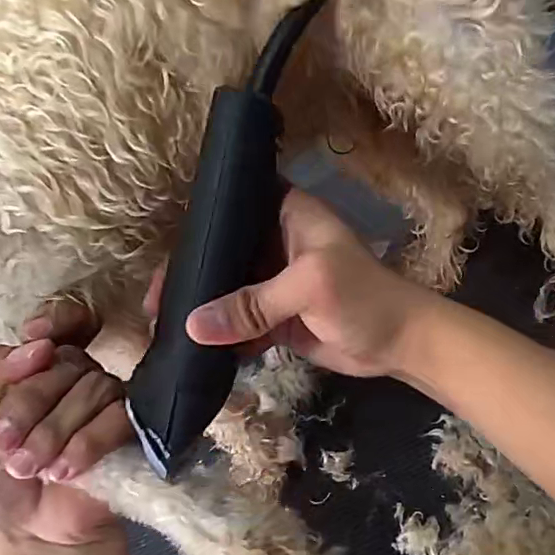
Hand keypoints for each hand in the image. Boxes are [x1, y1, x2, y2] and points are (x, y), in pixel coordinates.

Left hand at [0, 340, 131, 549]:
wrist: (21, 534)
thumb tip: (38, 346)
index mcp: (29, 368)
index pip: (56, 327)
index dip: (57, 323)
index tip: (37, 347)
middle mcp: (71, 379)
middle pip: (63, 363)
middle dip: (27, 405)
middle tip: (1, 447)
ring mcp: (105, 403)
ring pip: (93, 387)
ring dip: (53, 432)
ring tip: (28, 469)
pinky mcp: (132, 429)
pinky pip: (120, 416)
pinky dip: (88, 443)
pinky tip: (64, 471)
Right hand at [178, 189, 441, 377]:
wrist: (400, 343)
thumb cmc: (365, 298)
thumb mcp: (310, 287)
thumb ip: (253, 304)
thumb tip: (192, 326)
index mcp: (286, 215)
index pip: (231, 206)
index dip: (198, 221)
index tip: (166, 248)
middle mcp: (275, 243)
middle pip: (221, 252)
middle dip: (189, 276)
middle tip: (154, 304)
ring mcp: (274, 282)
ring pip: (227, 291)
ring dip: (202, 310)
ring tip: (161, 329)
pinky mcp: (277, 317)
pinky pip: (240, 323)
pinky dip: (221, 336)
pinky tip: (192, 349)